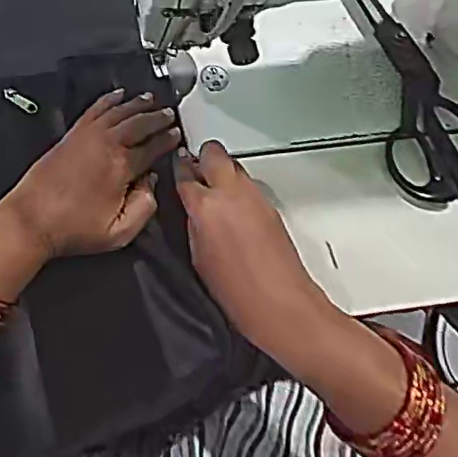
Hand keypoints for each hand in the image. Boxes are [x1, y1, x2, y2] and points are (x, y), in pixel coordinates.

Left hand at [0, 90, 179, 259]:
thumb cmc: (71, 228)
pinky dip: (109, 100)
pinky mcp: (72, 135)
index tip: (175, 135)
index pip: (152, 146)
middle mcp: (106, 144)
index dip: (167, 139)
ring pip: (120, 111)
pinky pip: (96, 109)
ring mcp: (88, 136)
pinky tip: (117, 95)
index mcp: (121, 167)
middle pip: (140, 122)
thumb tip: (151, 186)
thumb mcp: (118, 232)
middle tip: (168, 114)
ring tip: (151, 99)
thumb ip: (144, 208)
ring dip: (138, 104)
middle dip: (157, 117)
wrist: (31, 220)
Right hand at [176, 141, 338, 363]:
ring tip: (216, 196)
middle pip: (213, 152)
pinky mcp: (271, 205)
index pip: (185, 173)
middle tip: (196, 171)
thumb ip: (193, 225)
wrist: (281, 304)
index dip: (179, 170)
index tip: (177, 171)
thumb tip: (193, 210)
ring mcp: (255, 196)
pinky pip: (249, 185)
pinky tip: (235, 212)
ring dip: (223, 173)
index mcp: (206, 207)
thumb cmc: (239, 293)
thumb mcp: (199, 259)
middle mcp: (232, 193)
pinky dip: (240, 190)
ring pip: (234, 165)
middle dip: (203, 158)